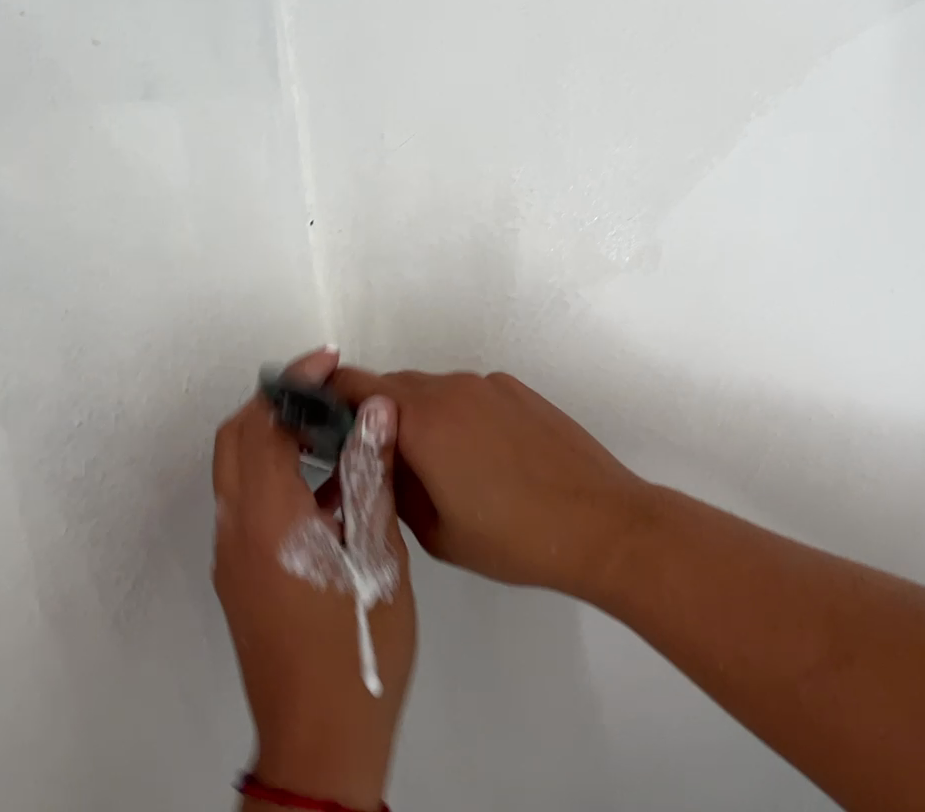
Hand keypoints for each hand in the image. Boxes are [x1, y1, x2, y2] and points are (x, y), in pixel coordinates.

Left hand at [212, 348, 414, 811]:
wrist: (321, 736)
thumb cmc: (358, 645)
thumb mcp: (378, 555)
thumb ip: (371, 476)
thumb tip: (375, 410)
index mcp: (270, 520)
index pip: (264, 425)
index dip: (294, 384)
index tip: (328, 361)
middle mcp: (237, 532)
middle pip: (235, 441)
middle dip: (274, 404)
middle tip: (324, 390)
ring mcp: (232, 559)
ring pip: (237, 473)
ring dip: (272, 440)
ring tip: (330, 431)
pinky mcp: (239, 580)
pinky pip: (247, 506)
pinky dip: (275, 477)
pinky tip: (327, 491)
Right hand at [328, 368, 651, 596]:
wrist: (603, 523)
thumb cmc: (514, 538)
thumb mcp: (435, 531)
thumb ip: (393, 487)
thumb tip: (375, 462)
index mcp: (422, 419)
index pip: (354, 386)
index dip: (329, 402)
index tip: (321, 431)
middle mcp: (452, 388)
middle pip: (392, 387)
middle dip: (373, 417)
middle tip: (375, 462)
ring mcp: (490, 385)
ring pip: (431, 391)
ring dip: (417, 417)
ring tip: (433, 468)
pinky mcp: (519, 391)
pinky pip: (468, 395)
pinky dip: (455, 417)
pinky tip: (477, 460)